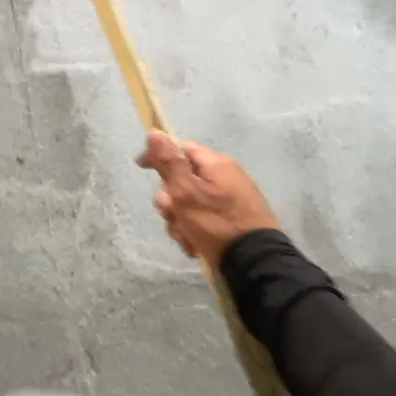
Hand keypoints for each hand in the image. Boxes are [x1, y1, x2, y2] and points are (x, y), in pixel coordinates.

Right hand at [137, 132, 279, 265]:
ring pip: (189, 202)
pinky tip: (193, 244)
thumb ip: (169, 162)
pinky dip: (193, 229)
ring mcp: (230, 200)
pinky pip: (203, 218)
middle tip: (169, 212)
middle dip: (170, 199)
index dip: (158, 157)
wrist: (254, 263)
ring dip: (179, 218)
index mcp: (217, 165)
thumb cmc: (215, 222)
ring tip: (183, 235)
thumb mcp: (185, 191)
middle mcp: (225, 178)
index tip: (142, 169)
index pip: (180, 148)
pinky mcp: (233, 220)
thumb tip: (155, 132)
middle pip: (182, 178)